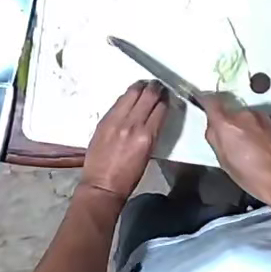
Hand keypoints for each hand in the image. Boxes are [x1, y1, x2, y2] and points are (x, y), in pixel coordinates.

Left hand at [80, 81, 168, 200]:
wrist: (102, 186)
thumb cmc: (128, 176)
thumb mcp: (148, 153)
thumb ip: (152, 132)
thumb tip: (155, 116)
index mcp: (147, 136)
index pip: (161, 107)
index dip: (166, 98)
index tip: (168, 94)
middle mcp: (132, 124)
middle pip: (148, 95)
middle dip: (155, 88)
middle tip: (159, 85)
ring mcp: (115, 121)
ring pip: (131, 93)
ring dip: (141, 87)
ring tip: (146, 86)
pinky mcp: (103, 121)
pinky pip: (118, 102)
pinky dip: (127, 96)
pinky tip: (130, 96)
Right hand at [201, 94, 270, 208]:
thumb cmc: (255, 178)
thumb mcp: (225, 163)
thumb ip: (215, 140)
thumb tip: (213, 128)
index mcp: (227, 124)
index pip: (211, 102)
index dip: (206, 102)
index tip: (203, 104)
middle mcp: (245, 114)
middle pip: (232, 113)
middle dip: (231, 125)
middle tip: (233, 145)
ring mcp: (264, 116)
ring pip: (249, 118)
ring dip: (248, 129)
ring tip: (252, 150)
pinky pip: (263, 123)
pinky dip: (261, 131)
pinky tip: (265, 149)